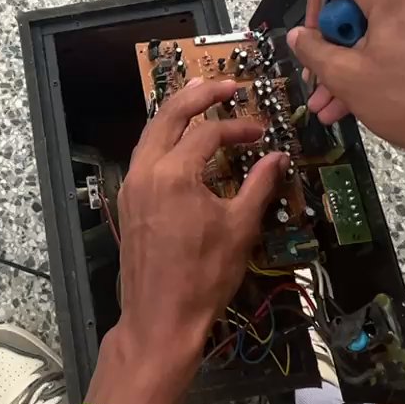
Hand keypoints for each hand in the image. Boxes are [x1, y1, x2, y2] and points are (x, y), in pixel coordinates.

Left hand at [114, 79, 287, 361]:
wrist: (160, 318)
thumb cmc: (203, 277)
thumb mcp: (239, 228)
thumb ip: (259, 185)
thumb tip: (277, 157)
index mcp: (173, 174)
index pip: (207, 134)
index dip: (237, 128)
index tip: (260, 133)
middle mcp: (145, 171)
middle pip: (167, 116)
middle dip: (196, 95)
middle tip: (222, 85)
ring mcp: (131, 185)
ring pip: (150, 133)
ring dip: (174, 112)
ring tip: (197, 96)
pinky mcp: (128, 200)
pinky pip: (144, 155)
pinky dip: (162, 138)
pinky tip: (179, 140)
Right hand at [289, 0, 404, 171]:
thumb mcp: (348, 77)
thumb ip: (313, 51)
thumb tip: (299, 36)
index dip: (313, 13)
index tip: (312, 48)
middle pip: (358, 8)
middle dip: (333, 50)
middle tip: (319, 85)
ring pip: (381, 30)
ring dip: (354, 64)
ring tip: (333, 104)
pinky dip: (384, 63)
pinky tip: (365, 98)